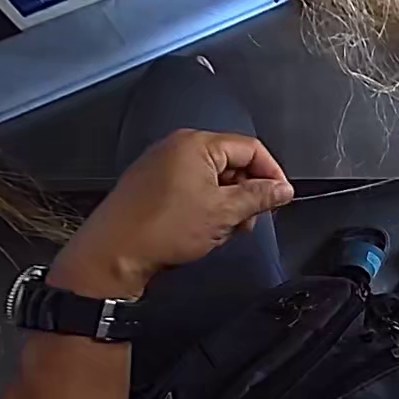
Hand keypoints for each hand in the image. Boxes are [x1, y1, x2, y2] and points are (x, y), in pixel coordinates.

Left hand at [50, 129, 293, 296]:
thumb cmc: (160, 229)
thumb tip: (282, 189)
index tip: (282, 197)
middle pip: (235, 163)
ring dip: (231, 204)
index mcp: (196, 144)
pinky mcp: (157, 185)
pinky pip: (197, 189)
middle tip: (252, 218)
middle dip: (249, 192)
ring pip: (217, 179)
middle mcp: (178, 148)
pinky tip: (208, 229)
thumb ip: (260, 196)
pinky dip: (211, 208)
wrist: (115, 253)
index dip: (273, 174)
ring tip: (226, 228)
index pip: (251, 148)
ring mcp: (165, 166)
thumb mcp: (225, 212)